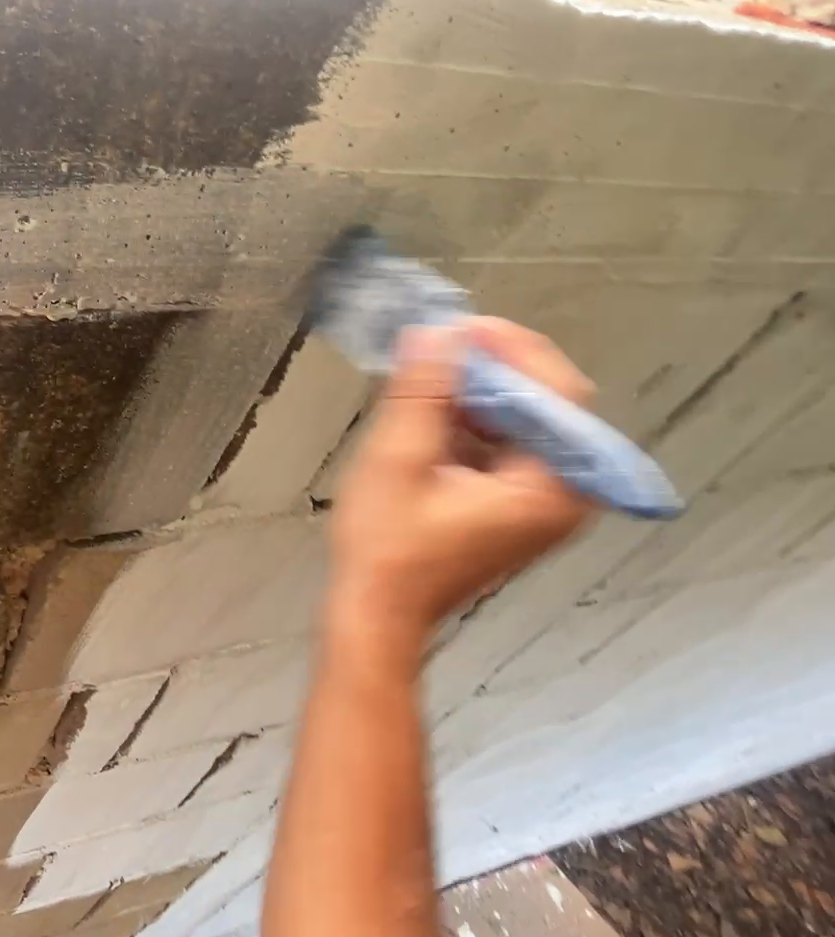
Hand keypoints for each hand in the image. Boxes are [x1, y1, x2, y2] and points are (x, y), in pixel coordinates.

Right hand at [329, 318, 595, 642]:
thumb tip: (435, 331)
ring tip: (424, 375)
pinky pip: (503, 449)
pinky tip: (427, 416)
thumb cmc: (386, 544)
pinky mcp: (509, 510)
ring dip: (476, 395)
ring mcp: (537, 504)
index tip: (460, 326)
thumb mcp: (397, 460)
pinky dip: (469, 424)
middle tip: (438, 346)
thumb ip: (421, 393)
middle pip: (545, 408)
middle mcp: (563, 493)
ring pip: (522, 426)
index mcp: (552, 486)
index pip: (559, 395)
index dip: (514, 351)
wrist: (374, 610)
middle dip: (493, 370)